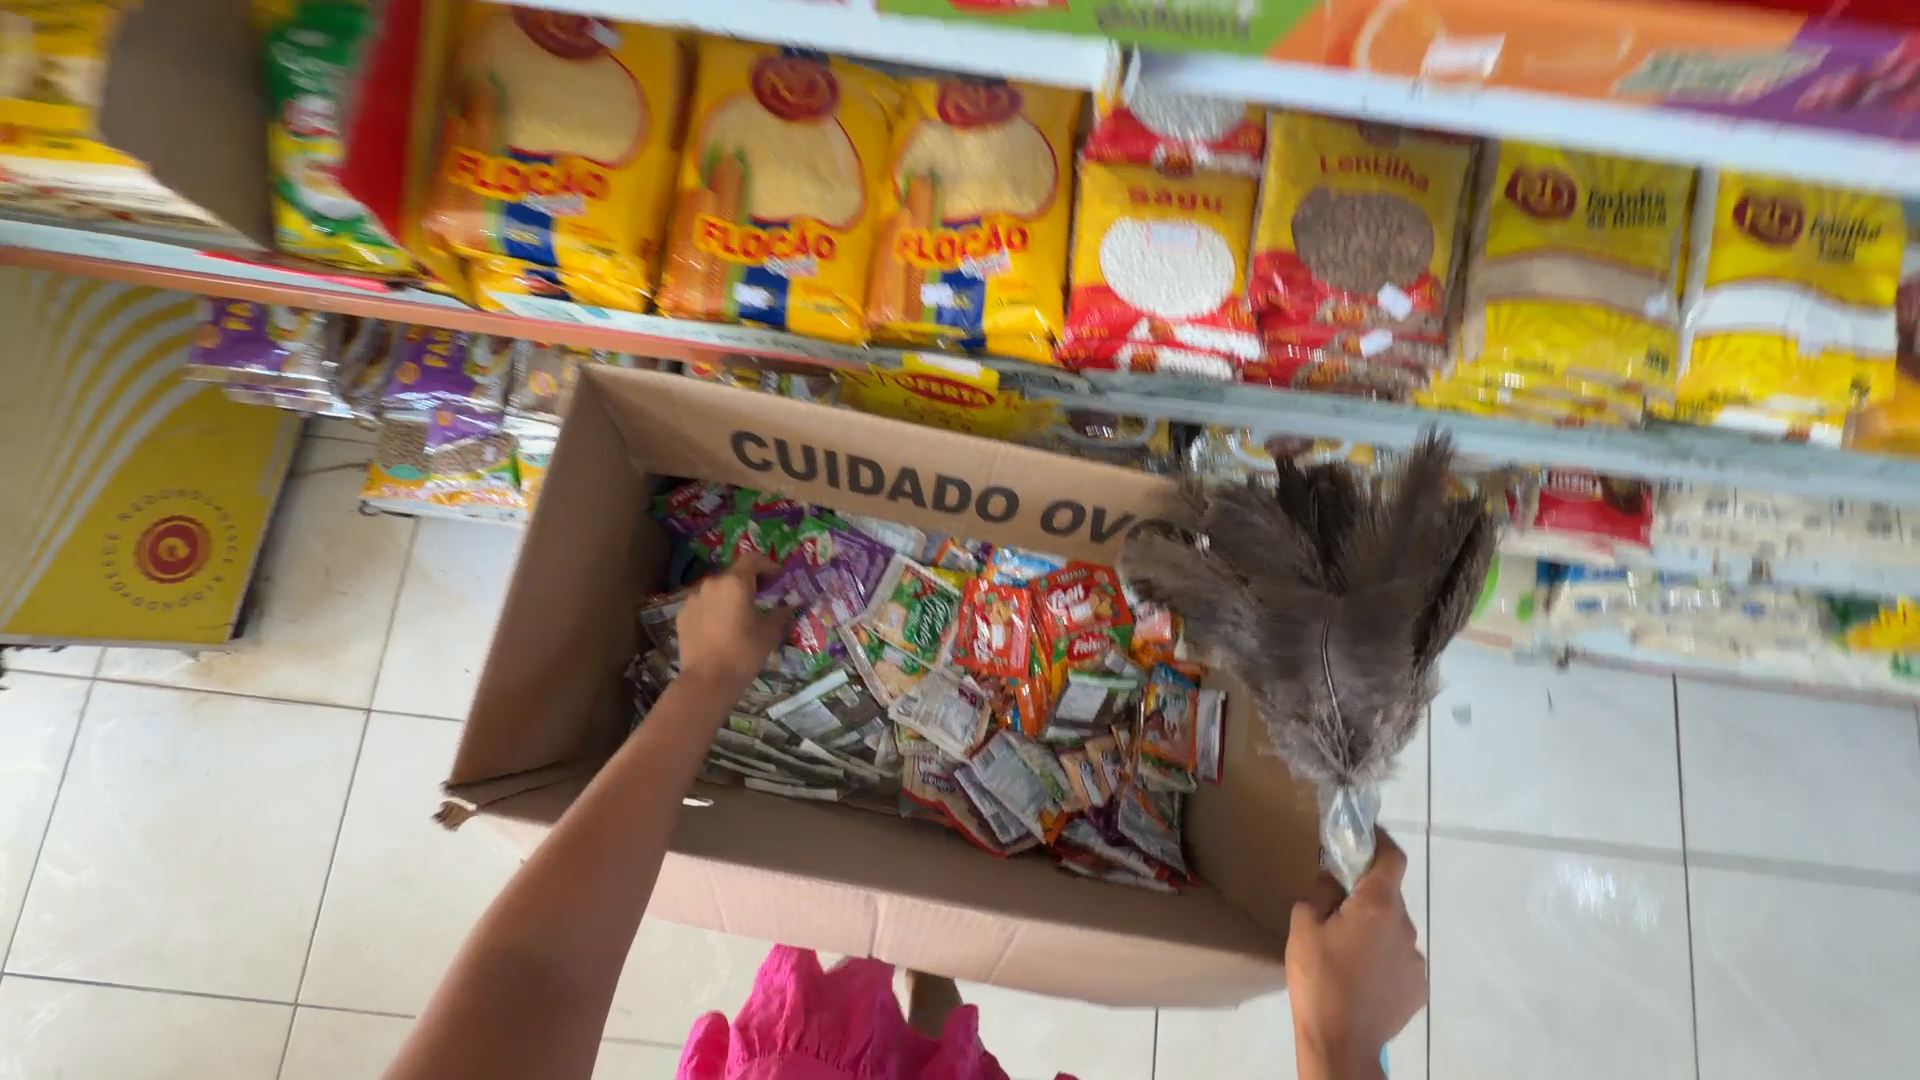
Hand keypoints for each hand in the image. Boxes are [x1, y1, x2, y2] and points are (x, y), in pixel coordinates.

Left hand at [675, 554, 792, 690]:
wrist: (708, 679)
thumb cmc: (745, 651)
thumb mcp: (770, 632)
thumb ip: (781, 613)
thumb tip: (790, 607)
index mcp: (736, 582)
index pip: (752, 559)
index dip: (767, 564)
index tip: (777, 578)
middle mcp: (712, 583)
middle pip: (734, 574)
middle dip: (749, 583)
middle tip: (761, 599)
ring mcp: (693, 599)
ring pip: (717, 590)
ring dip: (730, 596)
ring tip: (739, 616)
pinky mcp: (683, 615)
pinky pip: (703, 604)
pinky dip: (714, 609)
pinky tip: (720, 629)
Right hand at [1286, 829, 1425, 1076]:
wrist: (1342, 1041)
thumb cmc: (1317, 975)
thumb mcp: (1303, 923)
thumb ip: (1321, 891)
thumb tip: (1334, 874)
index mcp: (1377, 905)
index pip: (1392, 858)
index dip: (1381, 840)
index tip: (1364, 834)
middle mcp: (1405, 927)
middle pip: (1388, 894)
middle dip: (1364, 891)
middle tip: (1334, 901)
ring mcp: (1415, 959)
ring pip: (1392, 927)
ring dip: (1371, 925)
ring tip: (1342, 945)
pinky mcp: (1417, 986)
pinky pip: (1397, 956)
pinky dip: (1380, 954)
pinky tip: (1357, 972)